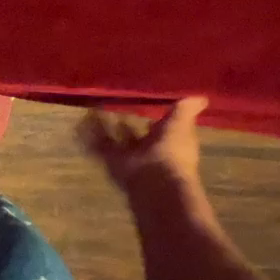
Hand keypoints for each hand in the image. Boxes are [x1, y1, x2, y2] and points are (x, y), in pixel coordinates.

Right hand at [77, 96, 207, 191]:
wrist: (155, 184)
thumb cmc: (173, 153)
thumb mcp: (180, 125)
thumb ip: (185, 110)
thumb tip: (201, 95)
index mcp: (167, 142)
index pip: (159, 128)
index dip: (152, 118)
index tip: (140, 102)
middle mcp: (147, 151)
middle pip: (133, 135)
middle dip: (123, 122)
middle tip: (109, 102)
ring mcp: (129, 158)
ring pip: (114, 140)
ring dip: (102, 127)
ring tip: (89, 109)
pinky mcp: (111, 162)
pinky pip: (98, 147)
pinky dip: (88, 136)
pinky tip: (78, 123)